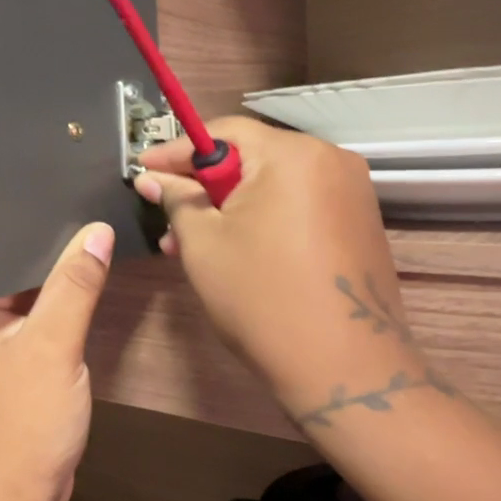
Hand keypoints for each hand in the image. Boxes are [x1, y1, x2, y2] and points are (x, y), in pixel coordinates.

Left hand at [0, 222, 114, 500]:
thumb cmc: (22, 421)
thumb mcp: (52, 346)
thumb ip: (74, 286)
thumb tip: (96, 231)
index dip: (31, 219)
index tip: (63, 184)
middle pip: (16, 271)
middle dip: (52, 245)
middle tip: (89, 199)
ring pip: (32, 298)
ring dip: (60, 278)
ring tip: (96, 229)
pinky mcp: (17, 369)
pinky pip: (41, 324)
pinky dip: (63, 308)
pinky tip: (89, 286)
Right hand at [134, 118, 421, 404]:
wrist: (344, 368)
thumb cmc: (263, 298)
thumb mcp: (204, 245)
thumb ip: (177, 200)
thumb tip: (151, 178)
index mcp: (294, 155)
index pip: (223, 132)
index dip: (176, 151)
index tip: (140, 168)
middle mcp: (331, 161)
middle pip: (251, 158)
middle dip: (203, 187)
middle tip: (165, 217)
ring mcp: (352, 194)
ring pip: (274, 187)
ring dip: (230, 208)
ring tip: (192, 246)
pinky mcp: (360, 225)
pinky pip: (299, 207)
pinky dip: (263, 221)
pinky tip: (236, 253)